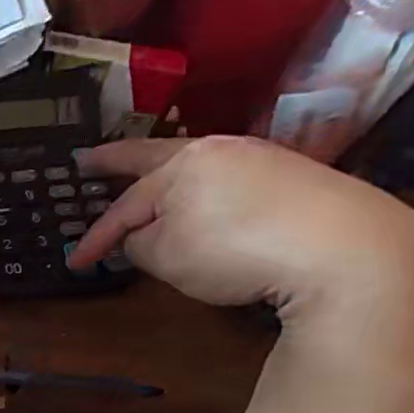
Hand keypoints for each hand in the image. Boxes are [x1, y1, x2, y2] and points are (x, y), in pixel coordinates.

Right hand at [67, 136, 413, 311]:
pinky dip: (205, 192)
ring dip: (165, 178)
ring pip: (195, 166)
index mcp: (179, 167)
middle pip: (154, 158)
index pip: (124, 207)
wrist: (337, 245)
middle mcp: (216, 151)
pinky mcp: (290, 178)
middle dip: (118, 162)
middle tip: (89, 161)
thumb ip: (144, 244)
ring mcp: (257, 159)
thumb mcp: (171, 258)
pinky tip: (210, 203)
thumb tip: (141, 237)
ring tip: (150, 188)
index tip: (75, 261)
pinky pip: (228, 180)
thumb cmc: (236, 250)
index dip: (96, 237)